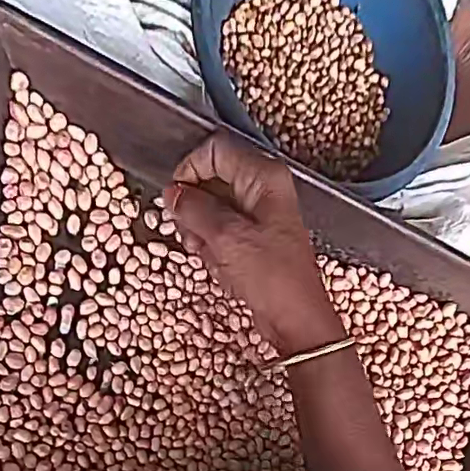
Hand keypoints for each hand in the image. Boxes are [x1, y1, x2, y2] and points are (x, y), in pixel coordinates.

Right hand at [164, 132, 342, 355]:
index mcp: (265, 177)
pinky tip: (217, 265)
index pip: (215, 151)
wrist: (296, 320)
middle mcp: (265, 192)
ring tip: (203, 252)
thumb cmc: (274, 279)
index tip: (175, 196)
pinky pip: (224, 235)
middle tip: (187, 230)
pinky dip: (214, 248)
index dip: (189, 170)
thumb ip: (194, 210)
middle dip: (194, 206)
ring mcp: (261, 219)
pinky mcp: (257, 243)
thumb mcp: (226, 238)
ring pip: (216, 210)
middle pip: (213, 180)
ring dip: (201, 231)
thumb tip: (173, 194)